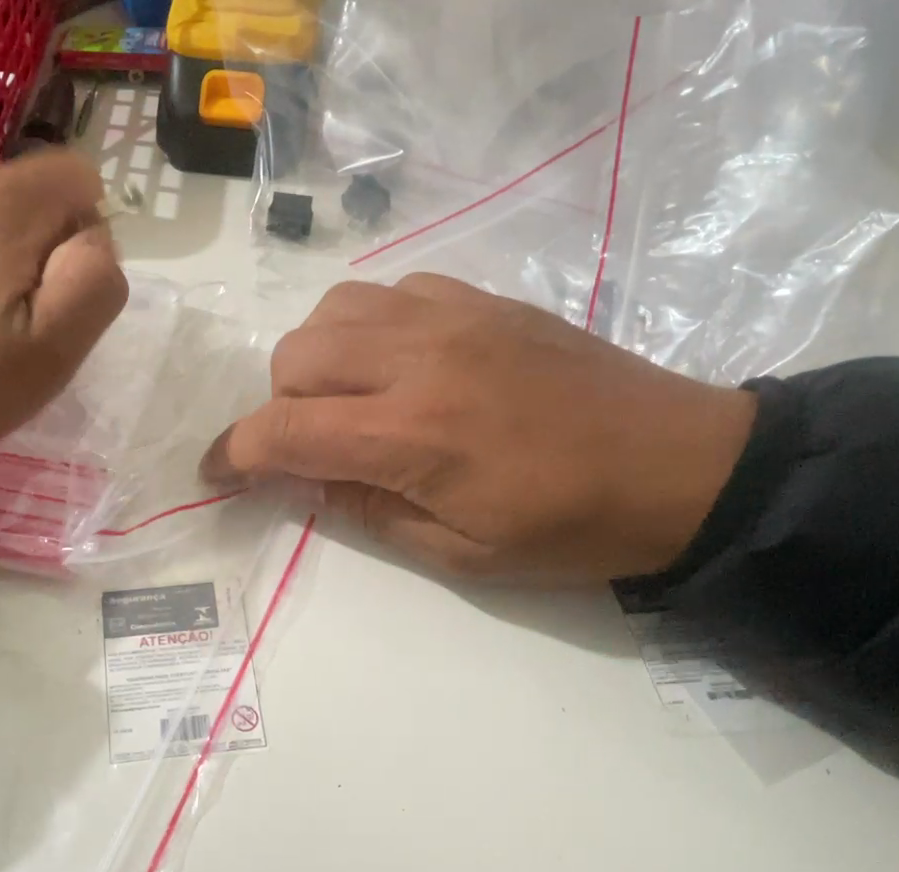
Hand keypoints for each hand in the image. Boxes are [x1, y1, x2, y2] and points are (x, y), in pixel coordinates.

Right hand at [202, 274, 757, 581]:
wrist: (682, 464)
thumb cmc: (571, 530)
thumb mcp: (460, 554)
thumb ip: (366, 511)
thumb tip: (302, 481)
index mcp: (413, 436)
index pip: (284, 431)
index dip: (234, 455)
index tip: (217, 474)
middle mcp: (418, 360)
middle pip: (295, 358)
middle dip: (279, 410)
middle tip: (309, 449)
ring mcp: (452, 316)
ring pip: (332, 310)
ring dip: (316, 361)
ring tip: (347, 403)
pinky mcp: (482, 298)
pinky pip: (387, 291)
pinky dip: (366, 328)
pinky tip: (397, 364)